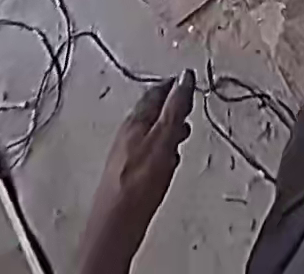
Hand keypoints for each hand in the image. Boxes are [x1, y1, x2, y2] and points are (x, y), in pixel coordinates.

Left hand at [76, 69, 195, 273]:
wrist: (115, 225)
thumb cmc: (138, 183)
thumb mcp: (164, 138)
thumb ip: (175, 108)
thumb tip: (184, 78)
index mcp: (136, 120)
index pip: (156, 91)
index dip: (174, 85)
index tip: (187, 81)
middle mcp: (128, 133)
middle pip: (152, 111)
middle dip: (171, 107)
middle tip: (187, 105)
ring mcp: (125, 153)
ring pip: (150, 131)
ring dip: (168, 128)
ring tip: (182, 132)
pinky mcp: (126, 173)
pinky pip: (147, 150)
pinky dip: (161, 147)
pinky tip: (167, 160)